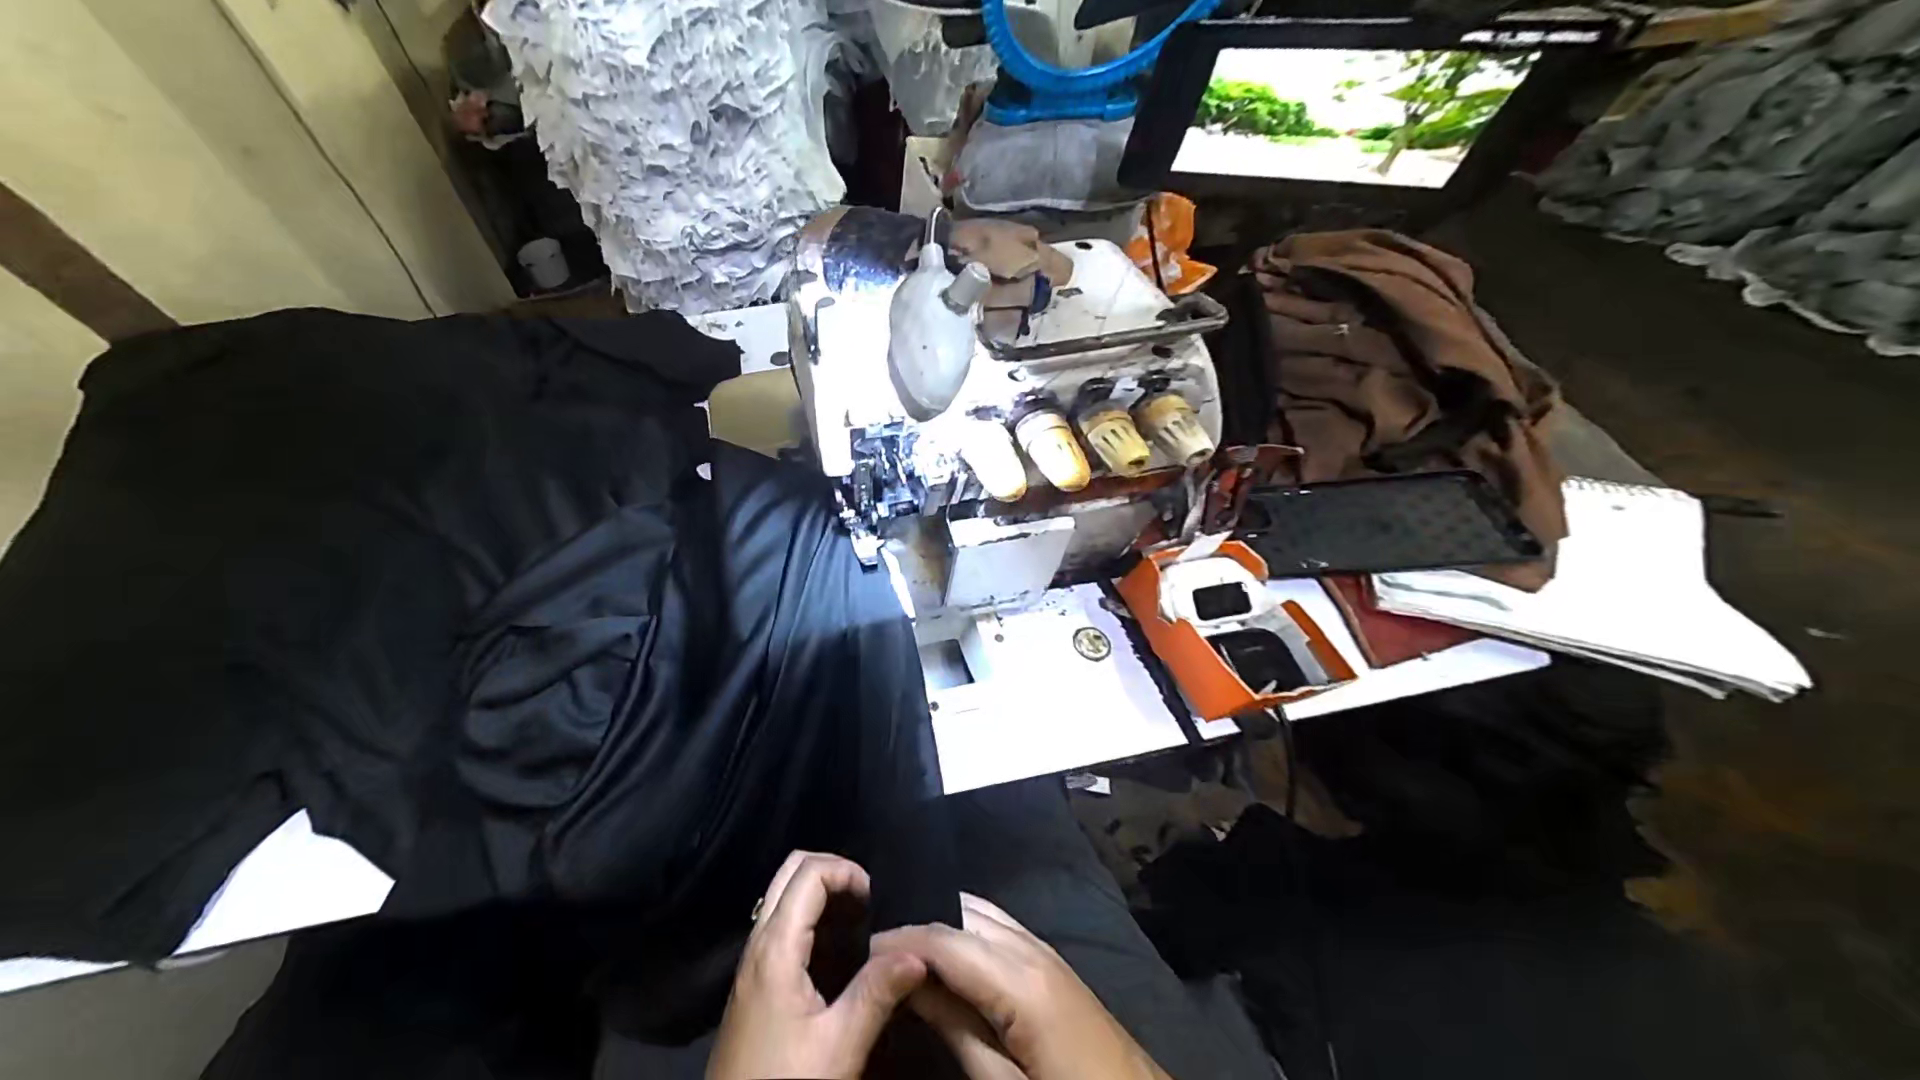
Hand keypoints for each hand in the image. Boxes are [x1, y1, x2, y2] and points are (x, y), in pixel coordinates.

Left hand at [707, 851, 927, 1079]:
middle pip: (790, 871)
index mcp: (776, 948)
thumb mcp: (839, 1046)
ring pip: (781, 894)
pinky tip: (833, 947)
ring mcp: (751, 963)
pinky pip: (779, 921)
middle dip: (832, 870)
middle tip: (865, 899)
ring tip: (855, 918)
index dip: (846, 871)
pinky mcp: (753, 982)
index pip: (809, 873)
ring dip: (818, 889)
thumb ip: (877, 993)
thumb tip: (918, 955)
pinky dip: (807, 912)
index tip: (874, 899)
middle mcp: (757, 944)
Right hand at [874, 893, 1170, 1079]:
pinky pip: (998, 927)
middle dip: (916, 924)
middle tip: (873, 951)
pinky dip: (964, 929)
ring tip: (901, 948)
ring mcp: (1045, 949)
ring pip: (979, 913)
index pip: (945, 939)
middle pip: (961, 914)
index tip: (859, 953)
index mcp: (1021, 979)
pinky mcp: (1051, 960)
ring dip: (940, 922)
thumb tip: (909, 985)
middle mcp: (1032, 947)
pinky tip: (946, 952)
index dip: (898, 941)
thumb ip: (956, 1029)